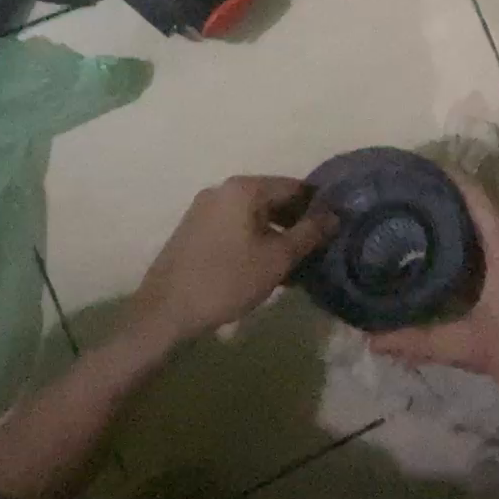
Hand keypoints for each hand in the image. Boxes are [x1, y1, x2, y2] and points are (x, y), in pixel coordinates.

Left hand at [128, 175, 337, 344]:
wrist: (165, 312)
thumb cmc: (227, 281)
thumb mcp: (276, 259)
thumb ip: (308, 233)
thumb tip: (333, 216)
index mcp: (244, 188)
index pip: (293, 186)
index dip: (316, 206)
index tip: (332, 229)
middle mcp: (222, 189)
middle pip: (271, 197)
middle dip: (295, 220)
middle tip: (314, 249)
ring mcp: (204, 207)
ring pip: (251, 213)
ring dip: (274, 232)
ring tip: (291, 262)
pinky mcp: (193, 228)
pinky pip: (233, 224)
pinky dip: (252, 238)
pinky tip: (261, 265)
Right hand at [369, 177, 498, 406]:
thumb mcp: (472, 349)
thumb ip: (421, 342)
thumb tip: (372, 340)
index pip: (475, 193)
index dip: (446, 176)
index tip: (412, 171)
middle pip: (479, 201)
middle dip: (444, 192)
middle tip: (404, 195)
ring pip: (489, 219)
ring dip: (458, 212)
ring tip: (417, 215)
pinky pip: (496, 236)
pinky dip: (471, 232)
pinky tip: (447, 249)